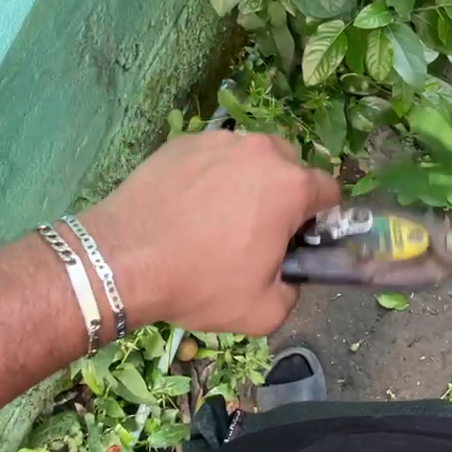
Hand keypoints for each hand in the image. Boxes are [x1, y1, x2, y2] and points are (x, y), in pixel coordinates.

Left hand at [76, 131, 340, 336]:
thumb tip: (288, 276)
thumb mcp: (264, 311)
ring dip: (248, 182)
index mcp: (290, 186)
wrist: (121, 260)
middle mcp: (261, 151)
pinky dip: (210, 175)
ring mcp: (220, 140)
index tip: (298, 239)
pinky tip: (188, 206)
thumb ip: (294, 290)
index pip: (330, 192)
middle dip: (284, 195)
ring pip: (251, 158)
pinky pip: (214, 156)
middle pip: (291, 167)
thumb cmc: (199, 283)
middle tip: (258, 230)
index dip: (320, 219)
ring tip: (218, 217)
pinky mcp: (183, 141)